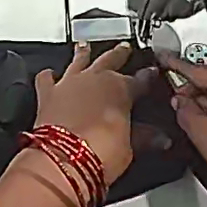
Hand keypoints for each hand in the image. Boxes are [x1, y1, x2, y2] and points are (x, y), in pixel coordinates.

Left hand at [33, 43, 145, 182]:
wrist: (63, 160)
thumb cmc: (99, 153)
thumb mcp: (129, 146)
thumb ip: (143, 137)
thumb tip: (160, 139)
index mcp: (120, 89)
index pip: (139, 80)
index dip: (147, 77)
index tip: (151, 74)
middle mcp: (94, 79)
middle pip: (110, 60)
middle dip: (119, 54)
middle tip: (124, 48)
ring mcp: (70, 84)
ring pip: (79, 61)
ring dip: (84, 53)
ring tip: (85, 46)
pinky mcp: (48, 94)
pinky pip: (46, 78)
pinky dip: (48, 75)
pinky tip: (49, 73)